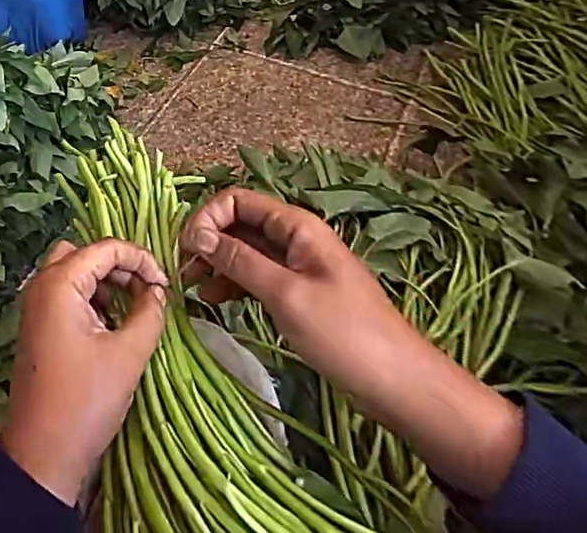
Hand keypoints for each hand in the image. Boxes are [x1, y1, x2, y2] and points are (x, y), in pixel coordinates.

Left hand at [1, 239, 168, 505]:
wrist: (41, 455)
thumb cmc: (84, 401)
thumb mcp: (127, 355)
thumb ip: (148, 314)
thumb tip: (158, 291)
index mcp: (59, 283)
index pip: (104, 247)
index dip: (140, 258)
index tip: (166, 285)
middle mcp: (42, 285)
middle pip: (85, 253)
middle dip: (120, 265)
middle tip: (149, 291)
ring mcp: (36, 305)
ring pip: (75, 272)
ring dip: (106, 282)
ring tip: (136, 309)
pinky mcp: (39, 325)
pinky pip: (67, 295)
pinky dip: (92, 299)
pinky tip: (113, 324)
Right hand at [180, 188, 414, 399]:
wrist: (402, 387)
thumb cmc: (346, 335)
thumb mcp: (286, 294)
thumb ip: (239, 260)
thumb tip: (197, 233)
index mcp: (296, 225)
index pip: (237, 200)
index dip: (208, 218)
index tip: (188, 248)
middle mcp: (293, 237)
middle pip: (237, 223)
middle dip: (207, 240)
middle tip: (184, 271)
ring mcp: (295, 265)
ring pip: (242, 250)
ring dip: (215, 263)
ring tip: (192, 288)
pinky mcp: (296, 292)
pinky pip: (254, 275)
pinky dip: (232, 283)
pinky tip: (214, 300)